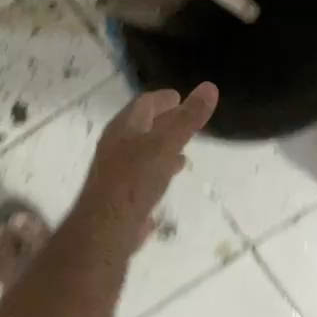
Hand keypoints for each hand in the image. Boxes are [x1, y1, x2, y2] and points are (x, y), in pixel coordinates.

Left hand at [64, 83, 219, 256]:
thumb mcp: (166, 145)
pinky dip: (158, 169)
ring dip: (162, 147)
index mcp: (123, 128)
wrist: (106, 229)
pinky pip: (142, 175)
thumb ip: (187, 119)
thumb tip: (210, 87)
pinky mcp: (120, 195)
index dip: (162, 98)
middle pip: (142, 127)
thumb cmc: (135, 180)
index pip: (143, 104)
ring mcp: (116, 172)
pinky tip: (169, 178)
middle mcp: (116, 146)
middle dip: (163, 122)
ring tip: (183, 151)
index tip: (179, 96)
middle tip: (184, 120)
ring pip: (143, 152)